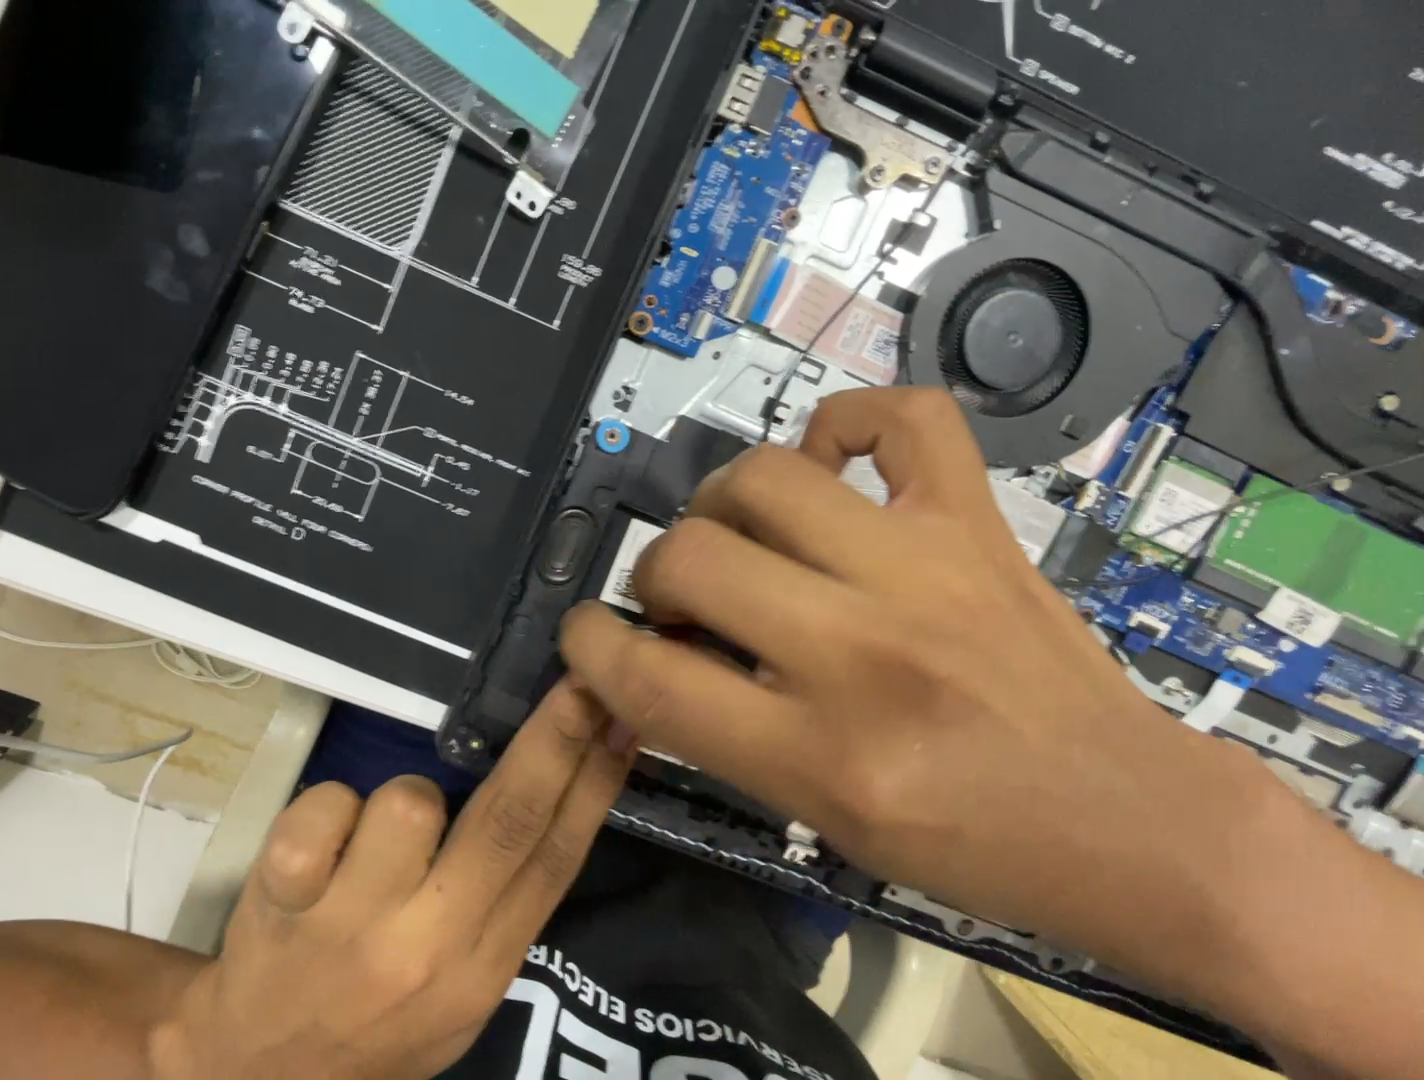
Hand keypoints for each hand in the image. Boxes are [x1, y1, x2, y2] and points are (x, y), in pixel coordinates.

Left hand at [151, 682, 633, 1079]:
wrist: (257, 1075)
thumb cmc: (374, 1022)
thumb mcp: (460, 992)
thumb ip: (502, 908)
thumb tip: (554, 802)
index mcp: (484, 966)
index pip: (556, 860)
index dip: (594, 785)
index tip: (621, 720)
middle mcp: (430, 946)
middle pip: (506, 821)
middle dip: (552, 741)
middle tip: (580, 683)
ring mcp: (354, 925)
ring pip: (410, 799)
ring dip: (404, 797)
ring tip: (375, 840)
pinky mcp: (285, 901)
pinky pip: (326, 805)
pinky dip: (326, 810)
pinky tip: (317, 850)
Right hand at [556, 388, 1327, 999]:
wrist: (1129, 821)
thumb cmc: (966, 844)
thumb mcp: (818, 817)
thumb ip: (718, 737)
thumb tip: (637, 662)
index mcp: (823, 755)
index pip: (650, 680)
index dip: (588, 649)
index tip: (585, 636)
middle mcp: (866, 653)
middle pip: (691, 559)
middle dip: (653, 576)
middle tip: (677, 601)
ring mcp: (927, 572)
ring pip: (762, 477)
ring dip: (717, 505)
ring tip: (735, 535)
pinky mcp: (977, 527)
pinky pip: (902, 419)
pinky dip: (844, 422)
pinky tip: (825, 464)